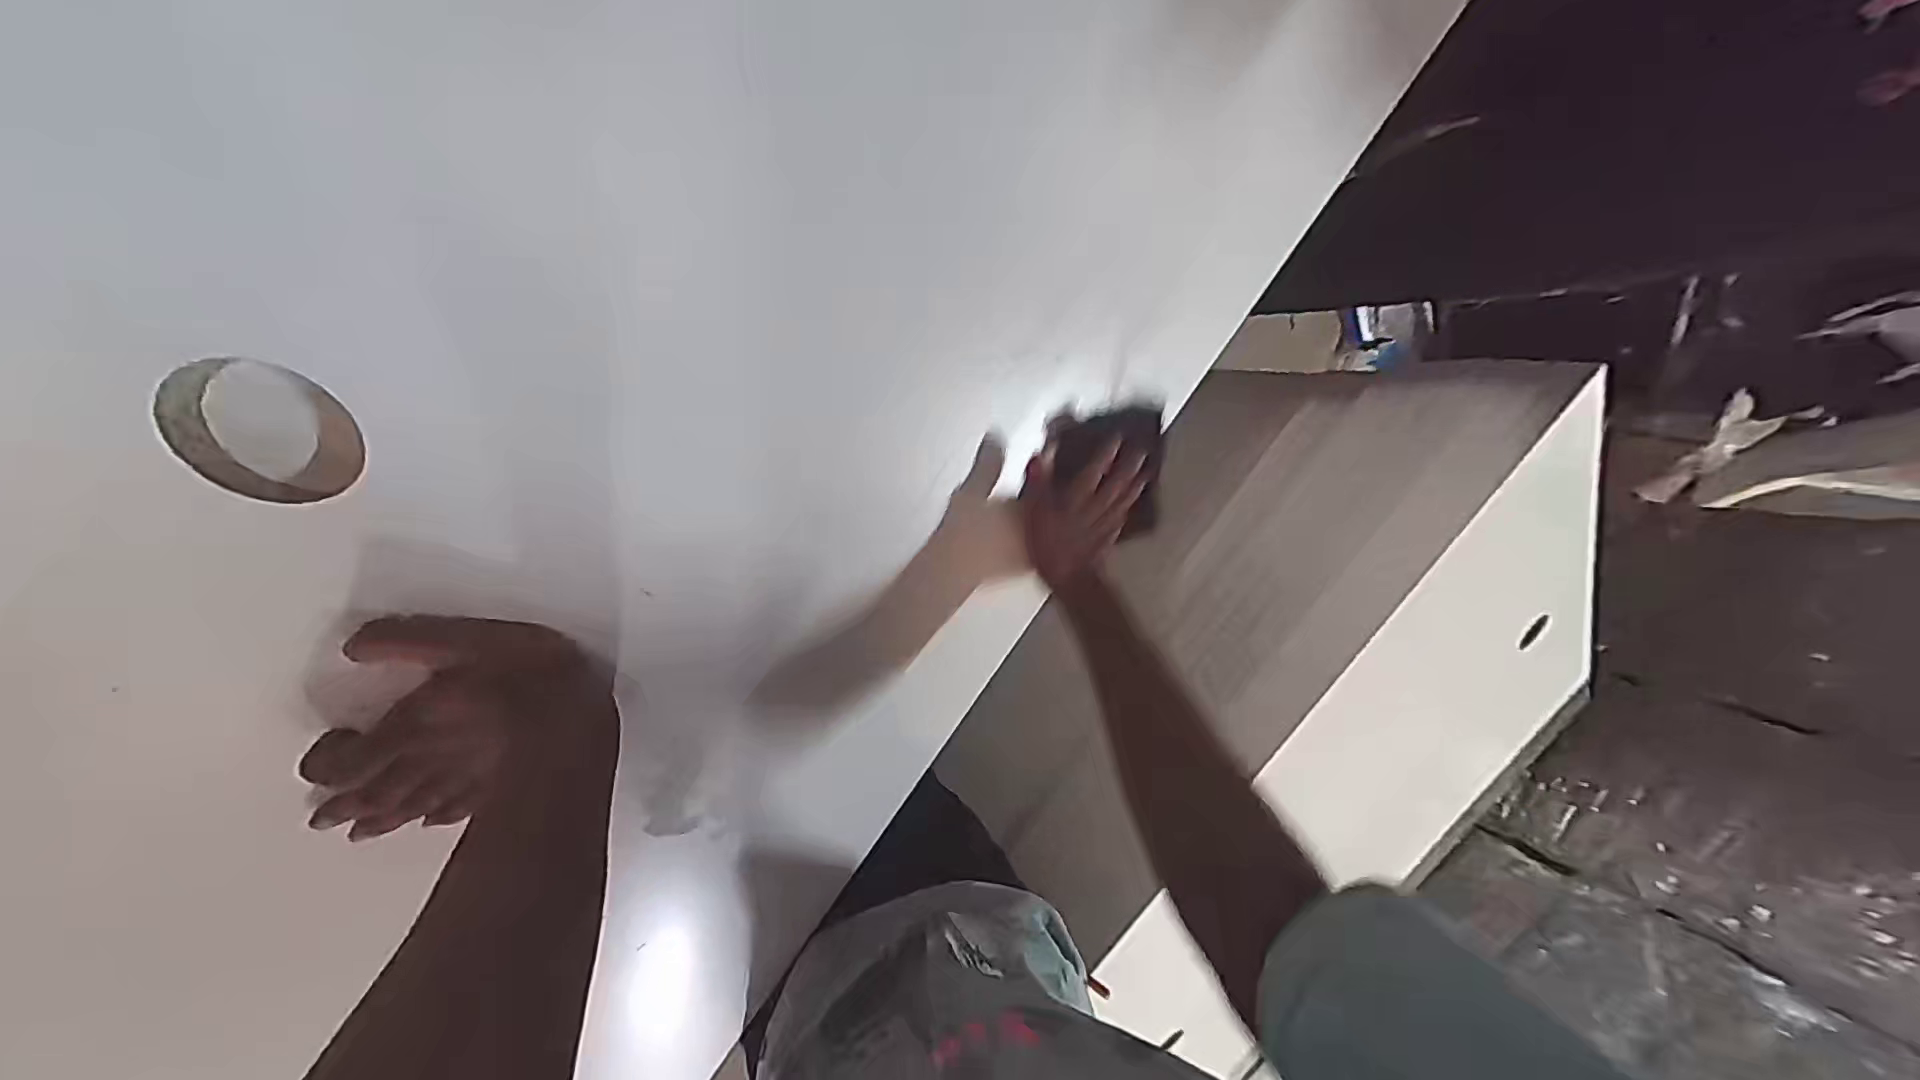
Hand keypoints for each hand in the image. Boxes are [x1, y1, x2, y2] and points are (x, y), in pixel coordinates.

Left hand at [299, 615, 612, 840]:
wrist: (573, 728)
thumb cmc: (526, 684)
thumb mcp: (468, 641)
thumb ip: (409, 640)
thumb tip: (357, 643)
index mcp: (409, 729)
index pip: (341, 762)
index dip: (325, 760)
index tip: (330, 747)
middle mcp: (424, 765)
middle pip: (367, 796)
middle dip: (341, 803)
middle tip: (325, 810)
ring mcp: (459, 785)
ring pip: (404, 811)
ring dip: (377, 821)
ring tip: (360, 830)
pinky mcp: (492, 795)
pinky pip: (450, 814)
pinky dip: (433, 818)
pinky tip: (432, 820)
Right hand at [1018, 435, 1146, 590]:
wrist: (1068, 577)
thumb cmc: (1047, 543)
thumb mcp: (1033, 510)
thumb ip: (1037, 482)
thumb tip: (1037, 456)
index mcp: (1079, 495)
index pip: (1096, 467)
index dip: (1106, 451)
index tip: (1116, 437)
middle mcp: (1098, 505)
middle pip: (1119, 481)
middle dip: (1130, 464)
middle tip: (1141, 449)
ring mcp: (1107, 522)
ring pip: (1125, 498)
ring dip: (1137, 484)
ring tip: (1147, 472)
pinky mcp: (1109, 537)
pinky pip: (1123, 517)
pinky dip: (1129, 508)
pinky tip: (1131, 506)